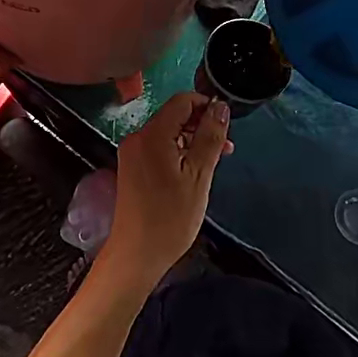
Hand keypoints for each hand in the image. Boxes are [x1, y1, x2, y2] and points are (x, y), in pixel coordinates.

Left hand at [98, 93, 229, 287]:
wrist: (136, 255)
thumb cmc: (170, 217)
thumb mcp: (199, 175)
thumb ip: (210, 136)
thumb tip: (220, 107)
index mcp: (152, 135)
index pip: (182, 101)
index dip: (206, 106)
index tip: (226, 124)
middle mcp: (137, 138)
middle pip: (174, 116)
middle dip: (201, 125)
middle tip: (224, 147)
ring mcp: (132, 154)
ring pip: (168, 133)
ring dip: (192, 140)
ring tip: (213, 161)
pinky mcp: (132, 168)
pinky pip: (159, 148)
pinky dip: (178, 153)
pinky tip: (193, 172)